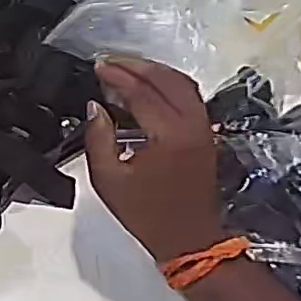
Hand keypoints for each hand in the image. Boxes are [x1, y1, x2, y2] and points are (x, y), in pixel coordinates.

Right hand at [83, 58, 227, 263]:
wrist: (188, 239)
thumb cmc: (146, 214)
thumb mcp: (108, 178)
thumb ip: (99, 137)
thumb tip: (95, 107)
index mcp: (168, 136)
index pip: (141, 92)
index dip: (117, 76)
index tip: (98, 67)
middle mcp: (192, 126)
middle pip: (167, 80)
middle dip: (137, 66)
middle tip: (110, 61)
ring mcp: (203, 129)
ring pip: (183, 84)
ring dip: (155, 72)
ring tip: (127, 68)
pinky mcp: (205, 134)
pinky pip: (189, 97)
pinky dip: (168, 84)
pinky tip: (147, 87)